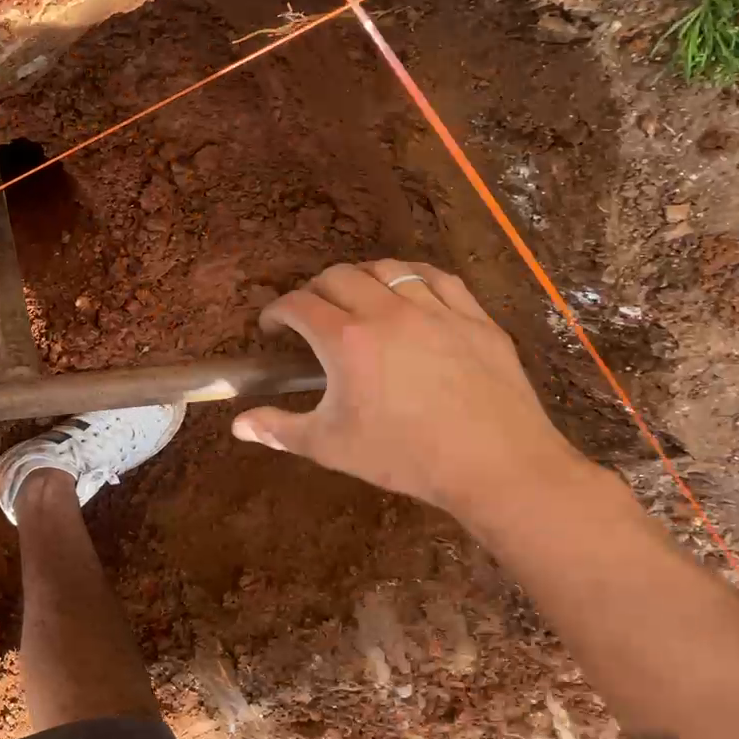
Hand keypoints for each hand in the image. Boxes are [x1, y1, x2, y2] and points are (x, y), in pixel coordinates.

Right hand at [233, 260, 586, 517]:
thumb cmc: (406, 457)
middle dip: (313, 291)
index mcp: (345, 340)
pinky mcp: (476, 320)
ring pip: (388, 269)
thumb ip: (279, 429)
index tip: (272, 328)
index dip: (276, 312)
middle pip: (337, 276)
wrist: (500, 469)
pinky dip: (414, 278)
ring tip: (357, 298)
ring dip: (362, 278)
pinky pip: (439, 279)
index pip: (296, 304)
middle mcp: (386, 313)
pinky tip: (409, 292)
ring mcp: (436, 312)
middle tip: (310, 316)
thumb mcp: (330, 446)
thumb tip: (238, 426)